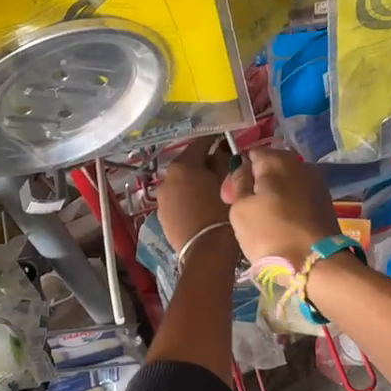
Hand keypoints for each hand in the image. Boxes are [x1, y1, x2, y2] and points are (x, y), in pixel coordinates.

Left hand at [157, 138, 231, 254]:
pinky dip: (188, 196)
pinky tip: (202, 204)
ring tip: (213, 187)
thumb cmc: (220, 212)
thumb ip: (223, 161)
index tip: (225, 138)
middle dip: (205, 162)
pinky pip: (177, 198)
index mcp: (183, 165)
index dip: (215, 138)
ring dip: (195, 180)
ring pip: (182, 181)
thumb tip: (219, 151)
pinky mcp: (162, 216)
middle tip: (223, 166)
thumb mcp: (228, 182)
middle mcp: (166, 178)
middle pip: (189, 162)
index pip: (200, 142)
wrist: (206, 252)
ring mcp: (161, 198)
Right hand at [222, 147, 341, 266]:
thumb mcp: (240, 209)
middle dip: (254, 184)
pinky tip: (281, 224)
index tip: (228, 198)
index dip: (235, 174)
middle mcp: (300, 163)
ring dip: (271, 196)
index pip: (250, 154)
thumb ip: (239, 183)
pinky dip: (287, 205)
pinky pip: (298, 196)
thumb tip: (244, 169)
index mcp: (277, 159)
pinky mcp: (325, 201)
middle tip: (242, 211)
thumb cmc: (271, 234)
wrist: (316, 263)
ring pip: (285, 183)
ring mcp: (316, 182)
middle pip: (269, 167)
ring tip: (261, 221)